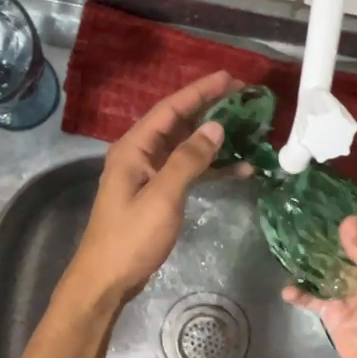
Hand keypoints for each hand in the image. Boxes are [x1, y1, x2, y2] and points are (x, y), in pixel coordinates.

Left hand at [61, 70, 243, 310]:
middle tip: (245, 97)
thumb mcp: (162, 197)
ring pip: (186, 147)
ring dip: (215, 138)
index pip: (170, 108)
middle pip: (179, 123)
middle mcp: (140, 155)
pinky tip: (240, 168)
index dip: (200, 91)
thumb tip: (215, 127)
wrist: (107, 280)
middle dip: (210, 108)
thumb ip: (188, 160)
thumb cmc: (130, 238)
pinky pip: (188, 172)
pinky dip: (211, 168)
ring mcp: (149, 175)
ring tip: (248, 127)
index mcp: (134, 148)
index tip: (230, 77)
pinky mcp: (158, 195)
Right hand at [282, 201, 356, 357]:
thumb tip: (348, 219)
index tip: (356, 188)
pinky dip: (301, 293)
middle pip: (355, 243)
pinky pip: (315, 299)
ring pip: (331, 268)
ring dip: (315, 255)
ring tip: (293, 235)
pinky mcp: (337, 314)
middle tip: (312, 205)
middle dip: (338, 225)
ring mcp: (352, 294)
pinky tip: (286, 286)